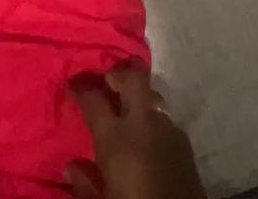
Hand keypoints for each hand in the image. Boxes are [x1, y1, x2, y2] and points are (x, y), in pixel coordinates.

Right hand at [66, 66, 206, 198]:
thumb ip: (85, 183)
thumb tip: (72, 167)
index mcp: (116, 137)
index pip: (93, 98)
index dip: (80, 86)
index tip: (73, 84)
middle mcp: (143, 124)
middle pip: (133, 79)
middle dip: (118, 74)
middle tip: (107, 80)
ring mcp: (168, 130)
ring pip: (152, 96)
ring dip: (138, 97)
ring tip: (127, 111)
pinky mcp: (185, 144)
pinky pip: (165, 119)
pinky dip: (153, 120)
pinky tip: (148, 138)